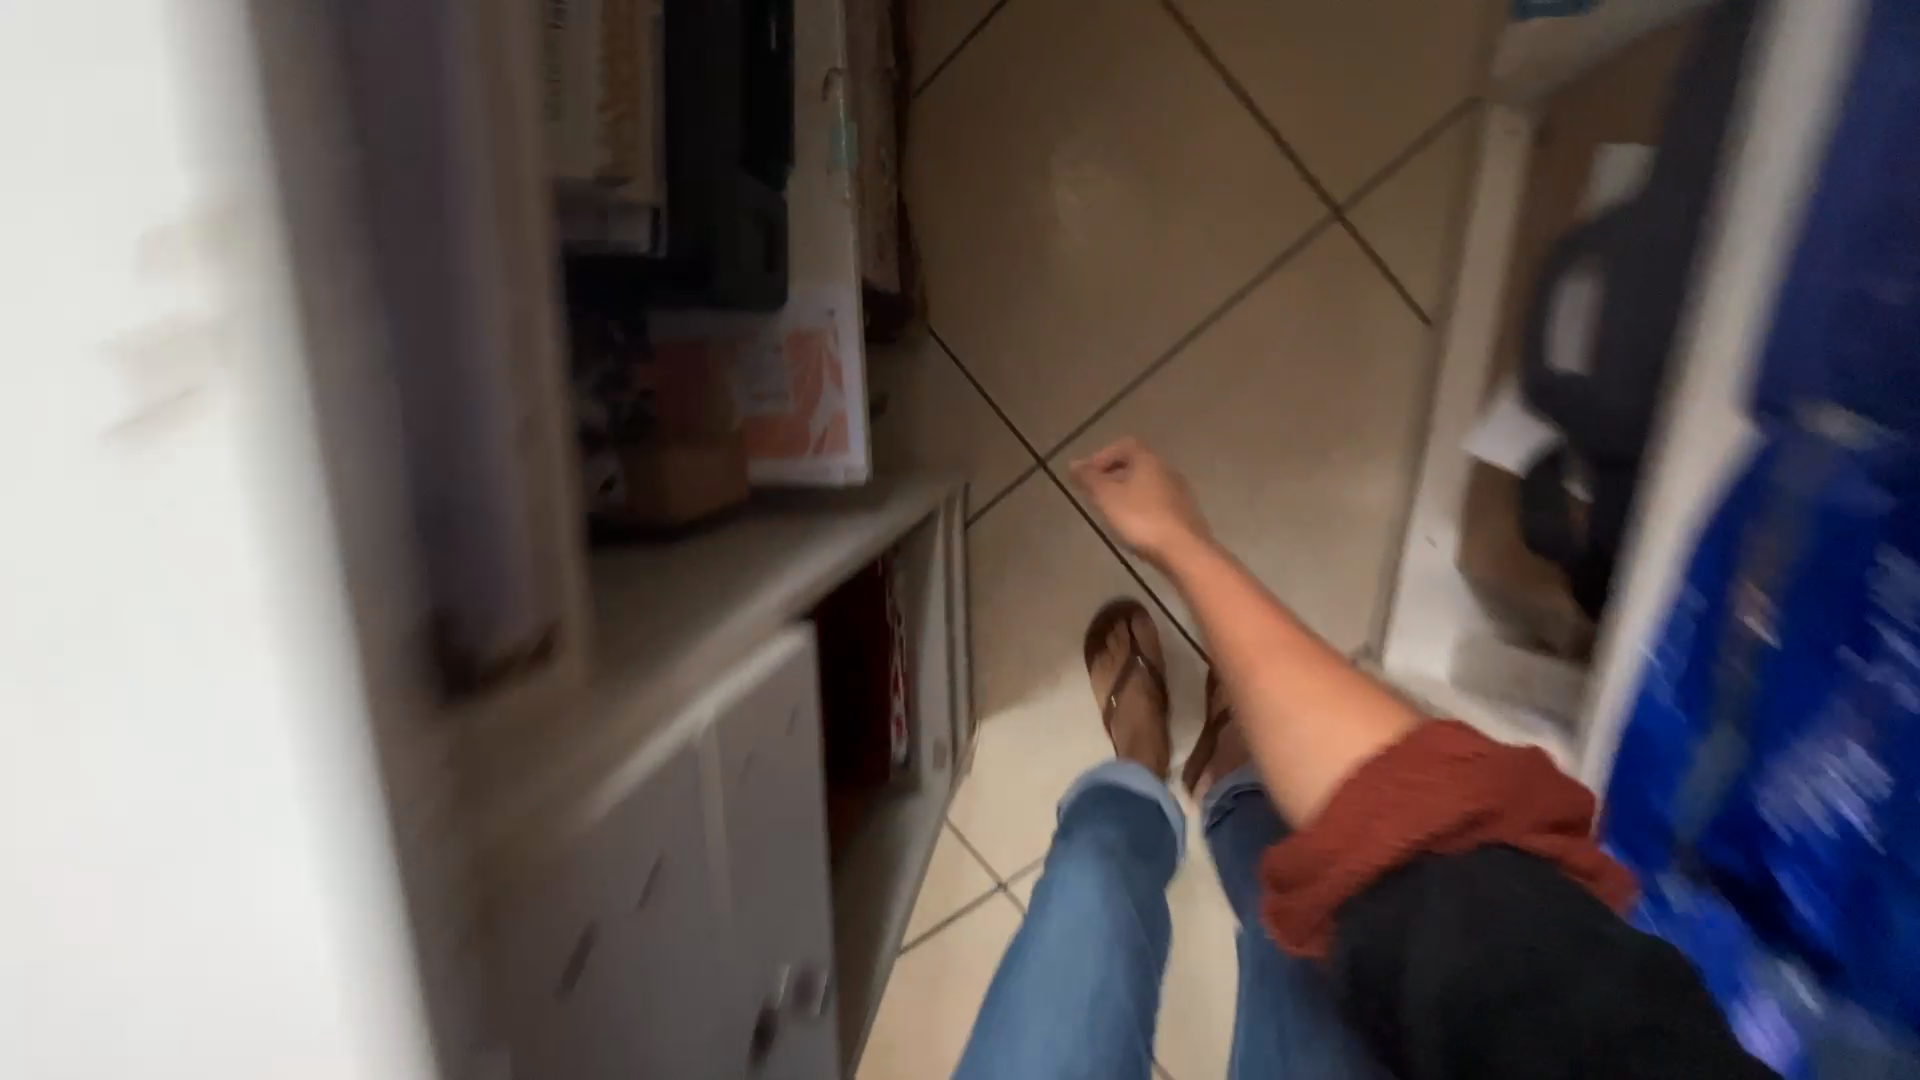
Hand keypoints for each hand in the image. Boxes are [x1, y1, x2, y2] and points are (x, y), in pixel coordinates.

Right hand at [1069, 437, 1211, 567]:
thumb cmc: (1140, 519)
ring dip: (1126, 492)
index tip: (1086, 476)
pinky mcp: (1185, 513)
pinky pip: (1156, 502)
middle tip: (1095, 494)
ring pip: (1146, 484)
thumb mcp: (1106, 497)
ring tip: (1111, 512)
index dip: (1101, 456)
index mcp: (1148, 460)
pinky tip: (1133, 526)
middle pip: (1136, 464)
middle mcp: (1167, 470)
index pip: (1123, 445)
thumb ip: (1088, 478)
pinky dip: (1140, 507)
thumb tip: (1073, 464)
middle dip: (1112, 475)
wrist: (1184, 551)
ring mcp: (1179, 492)